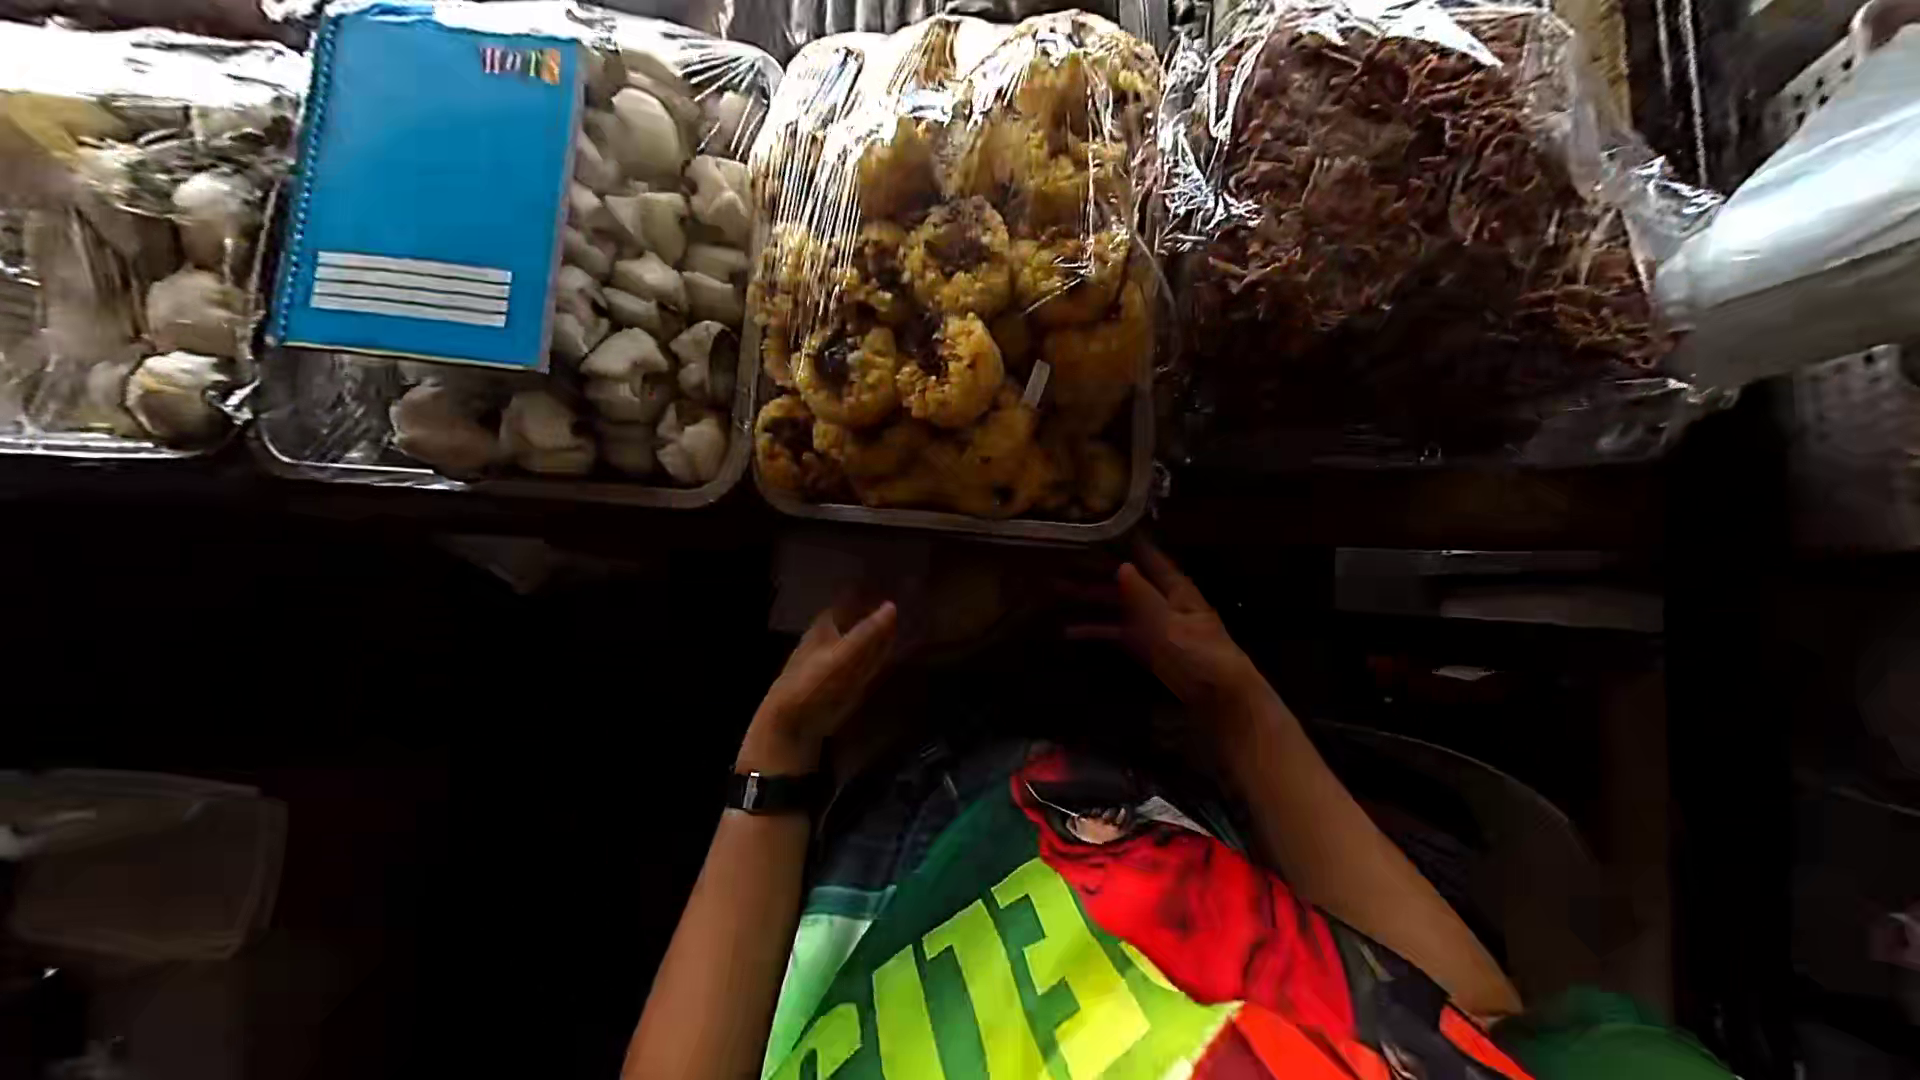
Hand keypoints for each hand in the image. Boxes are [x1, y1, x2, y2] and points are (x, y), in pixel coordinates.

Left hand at [740, 601, 897, 773]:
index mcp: (823, 628)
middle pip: (855, 623)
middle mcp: (828, 642)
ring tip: (904, 623)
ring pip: (861, 644)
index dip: (864, 596)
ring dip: (879, 636)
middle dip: (874, 616)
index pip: (846, 603)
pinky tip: (893, 652)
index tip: (886, 588)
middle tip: (902, 605)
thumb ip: (868, 632)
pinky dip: (880, 656)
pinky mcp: (843, 687)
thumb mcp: (843, 655)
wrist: (792, 727)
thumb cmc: (813, 683)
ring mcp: (836, 665)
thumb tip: (892, 606)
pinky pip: (866, 664)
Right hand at [1069, 541, 1265, 715]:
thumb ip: (1143, 596)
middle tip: (1062, 560)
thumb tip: (1121, 565)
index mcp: (1175, 588)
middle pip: (1125, 580)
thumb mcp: (1169, 623)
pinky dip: (1096, 630)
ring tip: (1057, 590)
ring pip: (1116, 604)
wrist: (1220, 700)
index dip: (1125, 543)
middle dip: (1095, 571)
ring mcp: (1152, 624)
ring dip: (1089, 598)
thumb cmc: (1200, 655)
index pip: (1148, 557)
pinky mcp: (1145, 647)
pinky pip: (1116, 632)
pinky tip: (1071, 632)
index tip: (1098, 529)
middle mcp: (1161, 600)